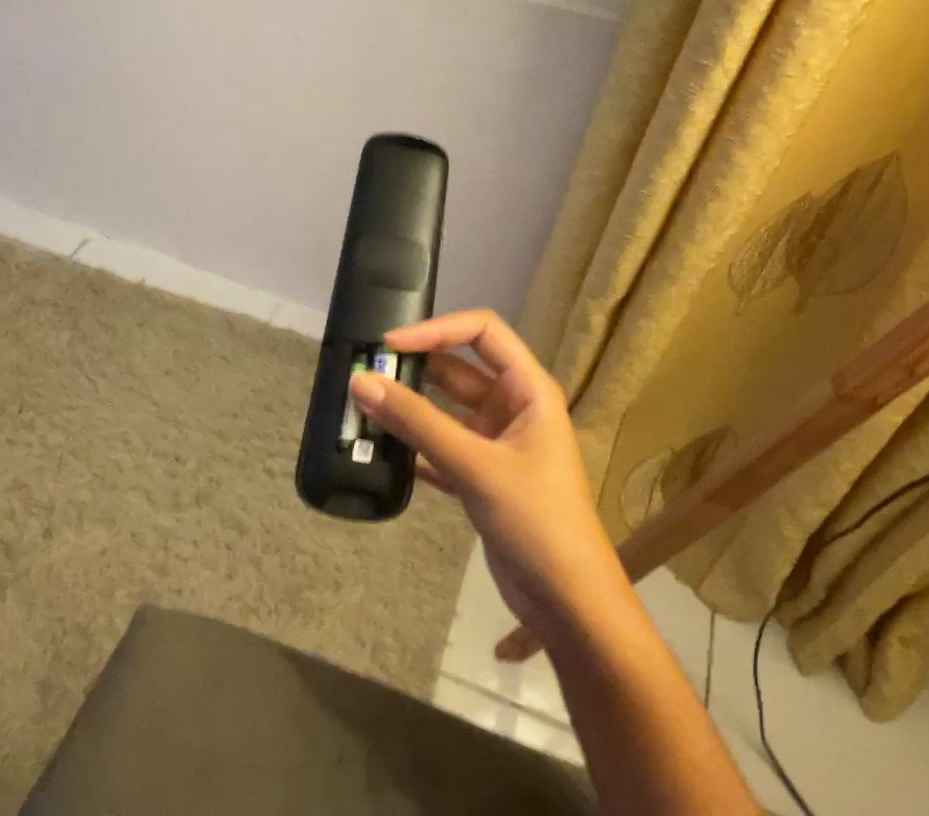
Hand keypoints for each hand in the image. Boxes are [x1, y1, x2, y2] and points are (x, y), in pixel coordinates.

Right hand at [348, 310, 632, 644]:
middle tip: (362, 376)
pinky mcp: (482, 478)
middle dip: (413, 371)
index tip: (389, 344)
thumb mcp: (475, 465)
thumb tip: (362, 382)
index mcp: (528, 389)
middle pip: (458, 371)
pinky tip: (379, 457)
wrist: (567, 598)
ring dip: (408, 413)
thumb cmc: (535, 519)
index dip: (437, 329)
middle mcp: (513, 408)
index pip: (483, 331)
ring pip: (445, 413)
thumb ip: (417, 423)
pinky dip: (413, 450)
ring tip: (360, 413)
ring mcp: (497, 445)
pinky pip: (441, 450)